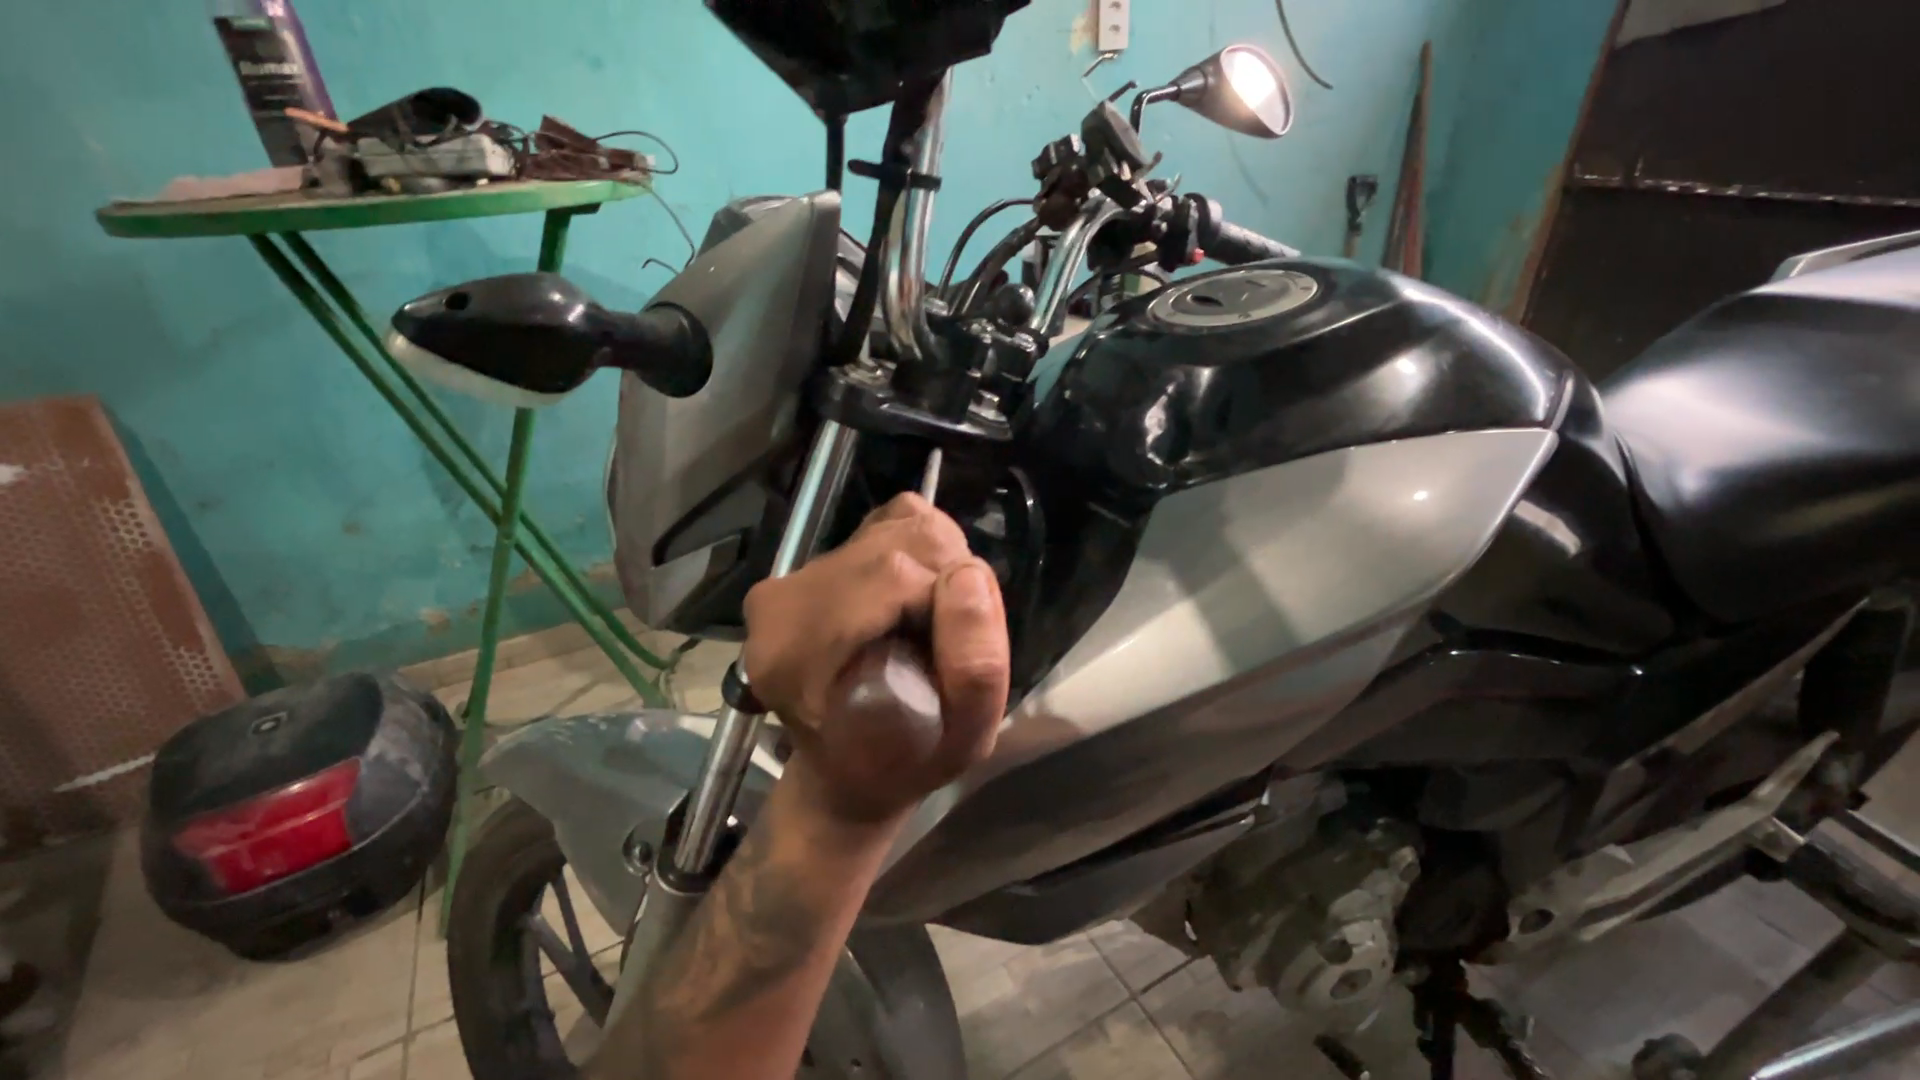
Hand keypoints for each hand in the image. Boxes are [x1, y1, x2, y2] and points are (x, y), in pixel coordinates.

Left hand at [742, 493, 1009, 823]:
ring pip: (898, 523)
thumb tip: (968, 574)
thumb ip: (974, 669)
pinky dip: (916, 550)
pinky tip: (912, 597)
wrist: (847, 769)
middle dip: (949, 576)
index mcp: (799, 652)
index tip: (956, 649)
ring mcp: (787, 579)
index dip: (951, 601)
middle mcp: (779, 604)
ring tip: (929, 620)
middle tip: (948, 637)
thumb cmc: (904, 764)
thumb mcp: (964, 741)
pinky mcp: (804, 565)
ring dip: (937, 563)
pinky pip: (884, 524)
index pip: (897, 575)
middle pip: (899, 539)